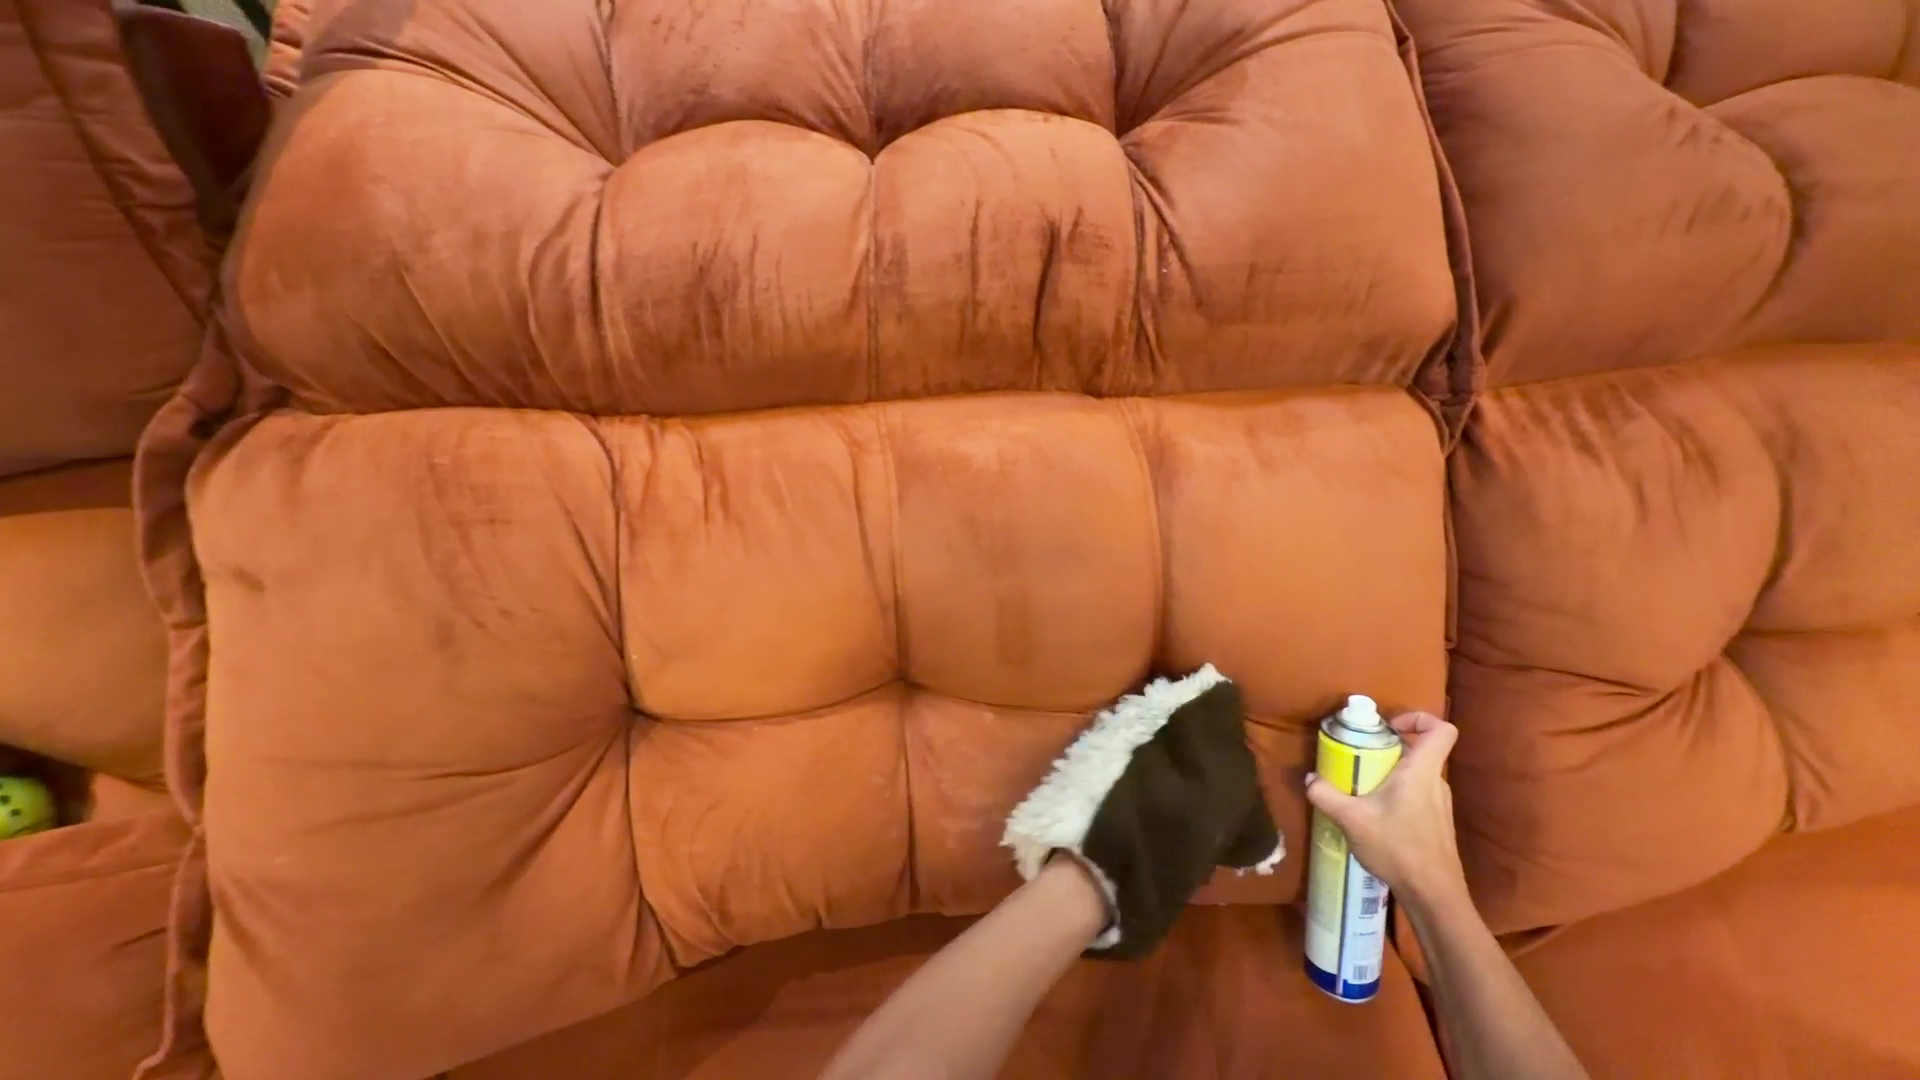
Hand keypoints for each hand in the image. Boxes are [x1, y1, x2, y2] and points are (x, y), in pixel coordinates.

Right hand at [1304, 711, 1467, 915]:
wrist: (1433, 895)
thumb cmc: (1398, 847)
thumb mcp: (1351, 819)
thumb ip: (1326, 795)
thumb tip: (1310, 779)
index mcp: (1421, 771)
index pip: (1441, 730)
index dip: (1418, 719)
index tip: (1387, 728)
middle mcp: (1436, 783)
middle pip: (1421, 751)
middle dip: (1389, 749)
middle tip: (1359, 759)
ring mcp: (1440, 805)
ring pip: (1417, 775)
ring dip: (1391, 775)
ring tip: (1362, 790)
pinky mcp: (1437, 824)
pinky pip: (1417, 796)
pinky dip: (1397, 796)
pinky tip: (1374, 817)